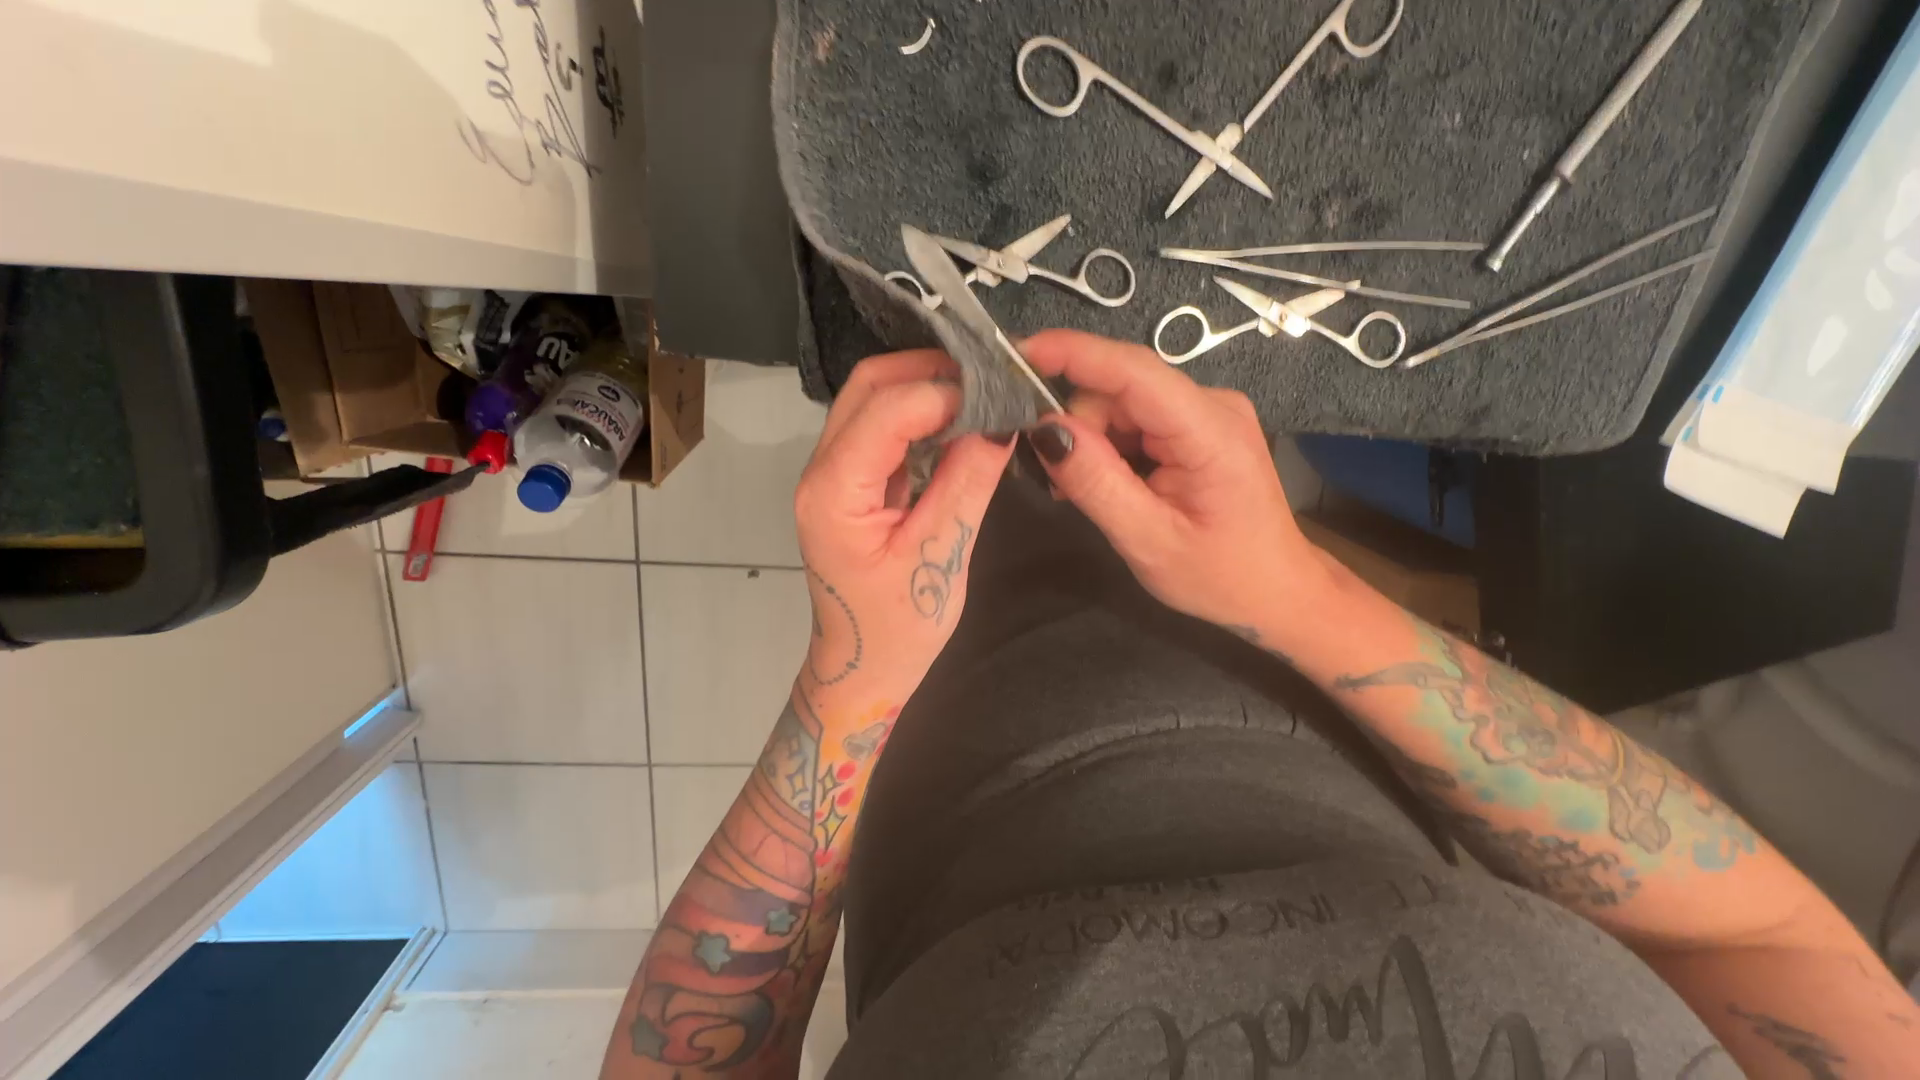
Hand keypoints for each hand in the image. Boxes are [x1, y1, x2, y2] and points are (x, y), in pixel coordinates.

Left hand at [794, 350, 1013, 701]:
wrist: (863, 668)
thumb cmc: (898, 628)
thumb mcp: (941, 555)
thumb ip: (969, 480)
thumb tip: (1004, 420)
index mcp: (834, 491)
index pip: (887, 408)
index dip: (946, 391)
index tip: (1000, 395)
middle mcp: (821, 471)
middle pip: (868, 386)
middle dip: (930, 372)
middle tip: (991, 381)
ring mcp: (832, 474)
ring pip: (872, 400)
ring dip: (925, 389)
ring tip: (982, 398)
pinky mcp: (850, 481)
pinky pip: (881, 428)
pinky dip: (920, 416)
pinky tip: (959, 424)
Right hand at [1020, 329, 1323, 632]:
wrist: (1276, 591)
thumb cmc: (1220, 576)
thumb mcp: (1148, 540)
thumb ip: (1095, 483)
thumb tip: (1044, 431)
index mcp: (1211, 431)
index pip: (1133, 371)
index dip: (1072, 354)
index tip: (1014, 353)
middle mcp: (1212, 405)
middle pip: (1120, 389)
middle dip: (1076, 424)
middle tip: (1051, 479)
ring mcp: (1206, 412)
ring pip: (1122, 404)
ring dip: (1090, 441)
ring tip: (1078, 491)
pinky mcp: (1196, 426)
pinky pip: (1136, 419)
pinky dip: (1108, 447)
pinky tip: (1103, 482)